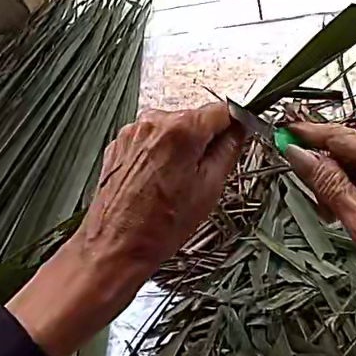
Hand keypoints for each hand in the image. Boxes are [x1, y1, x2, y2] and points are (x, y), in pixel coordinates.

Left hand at [10, 103, 244, 355]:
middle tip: (204, 174)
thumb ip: (228, 150)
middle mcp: (153, 122)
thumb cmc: (158, 226)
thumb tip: (239, 130)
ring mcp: (132, 132)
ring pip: (172, 129)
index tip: (238, 136)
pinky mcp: (119, 144)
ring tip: (176, 183)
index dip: (235, 123)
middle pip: (195, 118)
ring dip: (181, 147)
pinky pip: (151, 140)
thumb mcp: (209, 188)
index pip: (222, 109)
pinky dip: (159, 154)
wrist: (116, 245)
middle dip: (205, 140)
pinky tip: (157, 182)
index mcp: (181, 130)